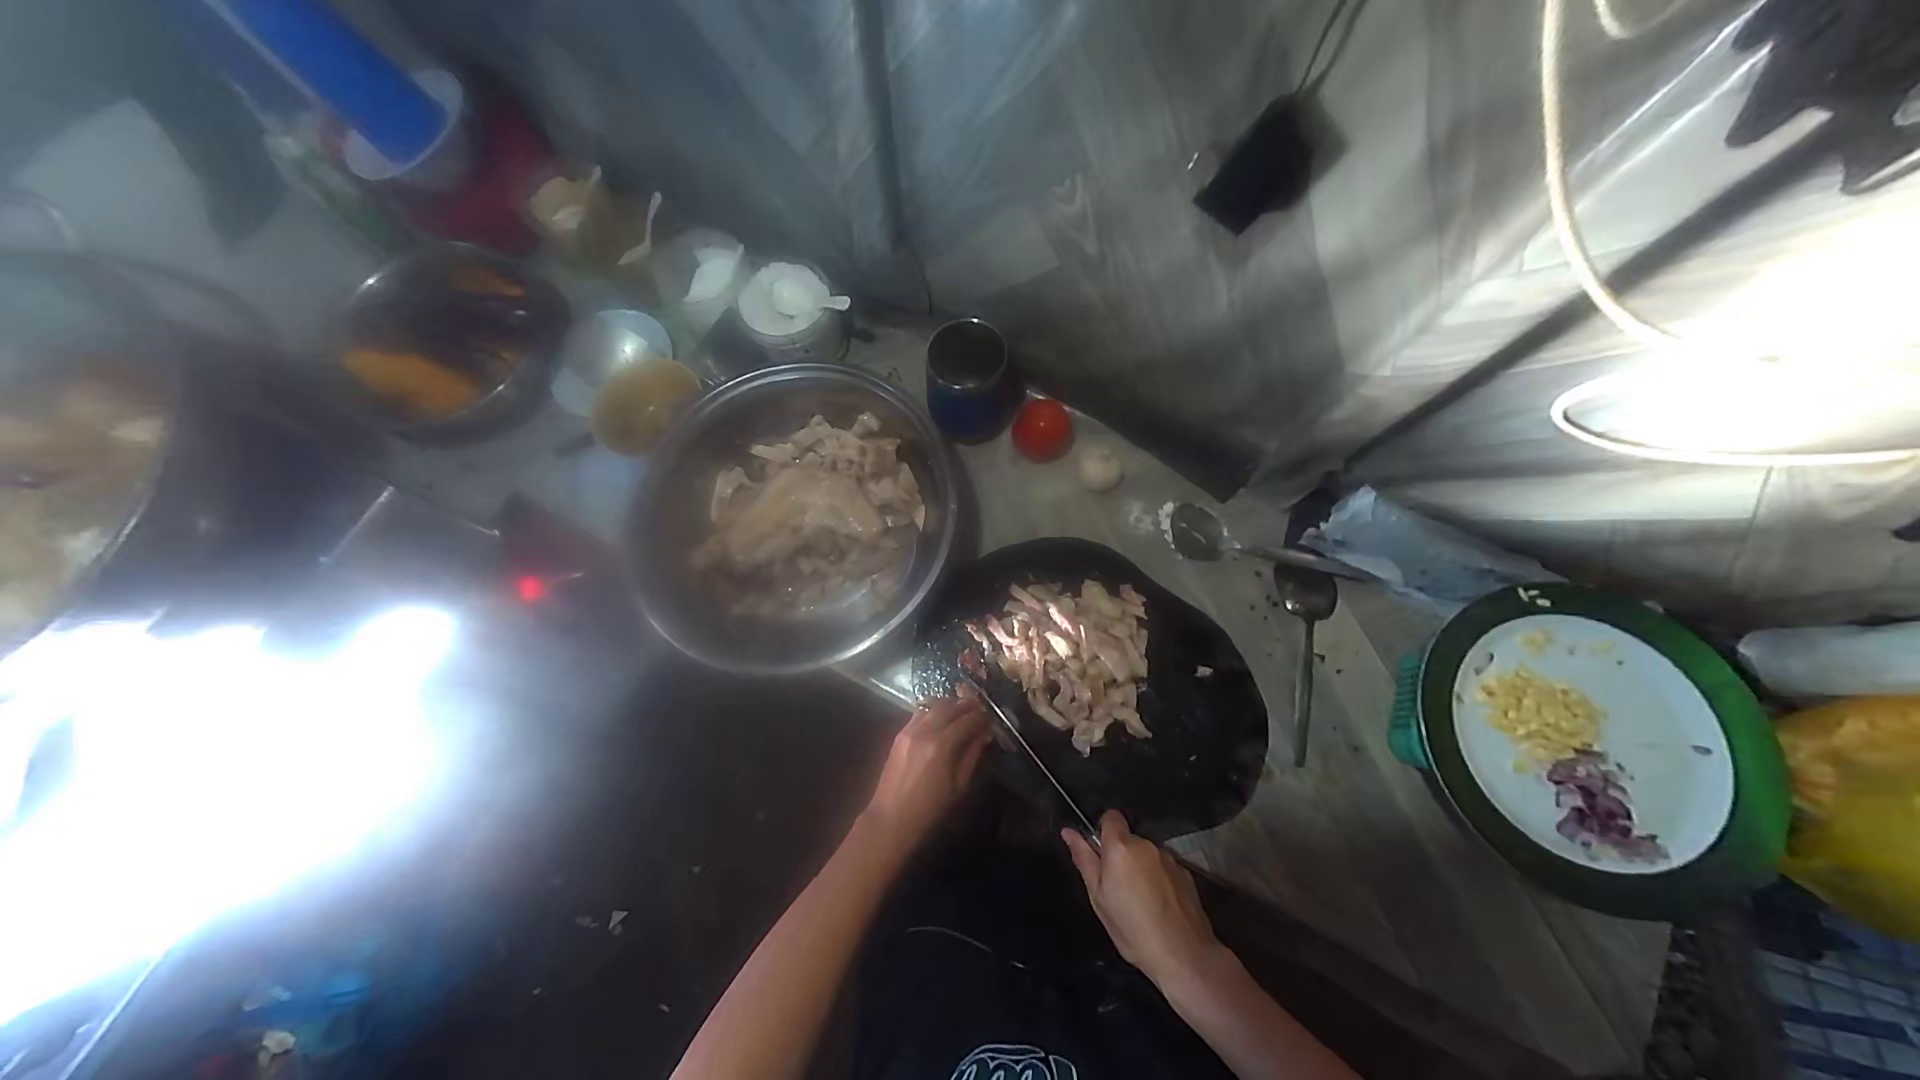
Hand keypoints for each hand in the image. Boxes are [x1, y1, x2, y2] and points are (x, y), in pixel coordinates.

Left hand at [860, 695, 991, 854]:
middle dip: (967, 705)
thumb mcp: (959, 785)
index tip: (992, 718)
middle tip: (980, 711)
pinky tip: (942, 721)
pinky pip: (920, 713)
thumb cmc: (930, 808)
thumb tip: (986, 734)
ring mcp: (909, 730)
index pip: (968, 719)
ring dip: (950, 706)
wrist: (892, 818)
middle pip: (950, 706)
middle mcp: (925, 731)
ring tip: (962, 715)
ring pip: (933, 705)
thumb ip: (973, 755)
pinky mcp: (900, 734)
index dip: (982, 716)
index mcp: (941, 745)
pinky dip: (934, 711)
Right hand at [1064, 810, 1223, 987]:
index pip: (1111, 816)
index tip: (1100, 855)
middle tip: (1116, 887)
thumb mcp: (1098, 898)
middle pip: (1128, 839)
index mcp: (1121, 847)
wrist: (1184, 956)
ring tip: (1140, 901)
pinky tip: (1159, 906)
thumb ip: (1084, 859)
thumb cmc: (1132, 929)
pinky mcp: (1186, 874)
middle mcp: (1147, 845)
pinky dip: (1158, 879)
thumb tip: (1068, 832)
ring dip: (1140, 868)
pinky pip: (1164, 868)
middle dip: (1121, 856)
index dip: (1103, 830)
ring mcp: (1169, 858)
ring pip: (1146, 855)